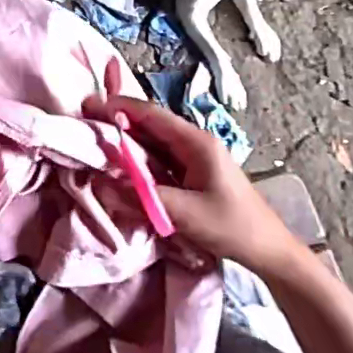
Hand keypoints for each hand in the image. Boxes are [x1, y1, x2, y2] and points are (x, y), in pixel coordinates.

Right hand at [82, 94, 306, 276]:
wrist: (267, 248)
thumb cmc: (232, 227)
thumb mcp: (185, 214)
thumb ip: (144, 197)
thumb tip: (103, 184)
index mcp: (196, 142)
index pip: (151, 115)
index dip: (119, 107)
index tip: (89, 105)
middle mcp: (194, 142)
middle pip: (150, 123)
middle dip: (117, 120)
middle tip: (85, 119)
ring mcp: (194, 157)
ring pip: (153, 141)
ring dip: (126, 139)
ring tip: (95, 138)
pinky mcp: (193, 173)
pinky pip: (159, 158)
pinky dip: (137, 158)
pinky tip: (120, 163)